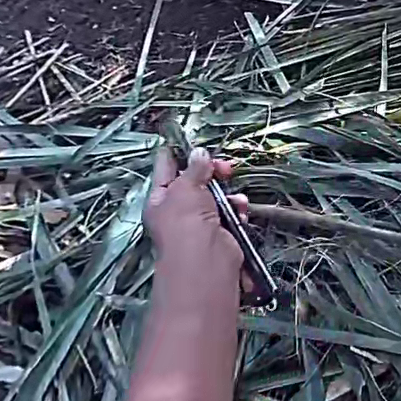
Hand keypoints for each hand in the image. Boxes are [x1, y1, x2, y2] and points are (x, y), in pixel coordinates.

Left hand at [146, 146, 251, 300]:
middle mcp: (178, 210)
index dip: (177, 154)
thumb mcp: (186, 187)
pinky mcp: (221, 230)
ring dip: (228, 193)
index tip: (188, 140)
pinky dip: (237, 209)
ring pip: (217, 196)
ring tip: (233, 196)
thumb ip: (195, 168)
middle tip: (224, 168)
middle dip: (211, 173)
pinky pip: (231, 212)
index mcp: (161, 199)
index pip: (166, 169)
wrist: (206, 260)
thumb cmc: (186, 223)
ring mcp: (201, 221)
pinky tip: (240, 209)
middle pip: (196, 181)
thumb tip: (200, 153)